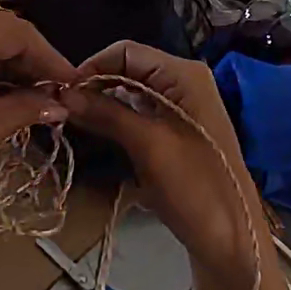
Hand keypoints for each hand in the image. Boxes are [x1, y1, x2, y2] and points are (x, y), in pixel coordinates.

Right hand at [65, 41, 290, 289]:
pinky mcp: (177, 131)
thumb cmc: (193, 186)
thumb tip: (63, 92)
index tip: (60, 91)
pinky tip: (97, 131)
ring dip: (104, 104)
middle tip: (60, 109)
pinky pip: (141, 113)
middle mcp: (184, 81)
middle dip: (96, 85)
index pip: (127, 51)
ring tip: (72, 121)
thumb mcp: (147, 145)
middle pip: (129, 69)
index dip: (92, 66)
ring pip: (132, 92)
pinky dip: (118, 119)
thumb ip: (106, 113)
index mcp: (184, 74)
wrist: (230, 238)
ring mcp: (182, 106)